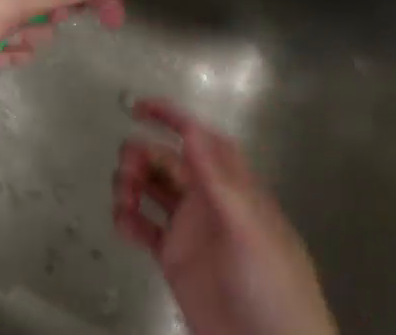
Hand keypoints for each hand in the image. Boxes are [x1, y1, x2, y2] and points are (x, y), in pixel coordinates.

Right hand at [114, 100, 335, 334]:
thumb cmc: (272, 290)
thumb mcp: (249, 234)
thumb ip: (220, 183)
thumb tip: (192, 132)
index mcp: (236, 196)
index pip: (206, 144)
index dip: (176, 120)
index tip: (139, 107)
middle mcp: (211, 207)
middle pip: (167, 162)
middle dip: (141, 157)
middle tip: (129, 174)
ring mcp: (190, 231)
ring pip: (149, 188)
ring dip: (128, 185)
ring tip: (124, 202)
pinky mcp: (172, 255)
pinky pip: (140, 223)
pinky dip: (125, 218)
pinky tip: (123, 227)